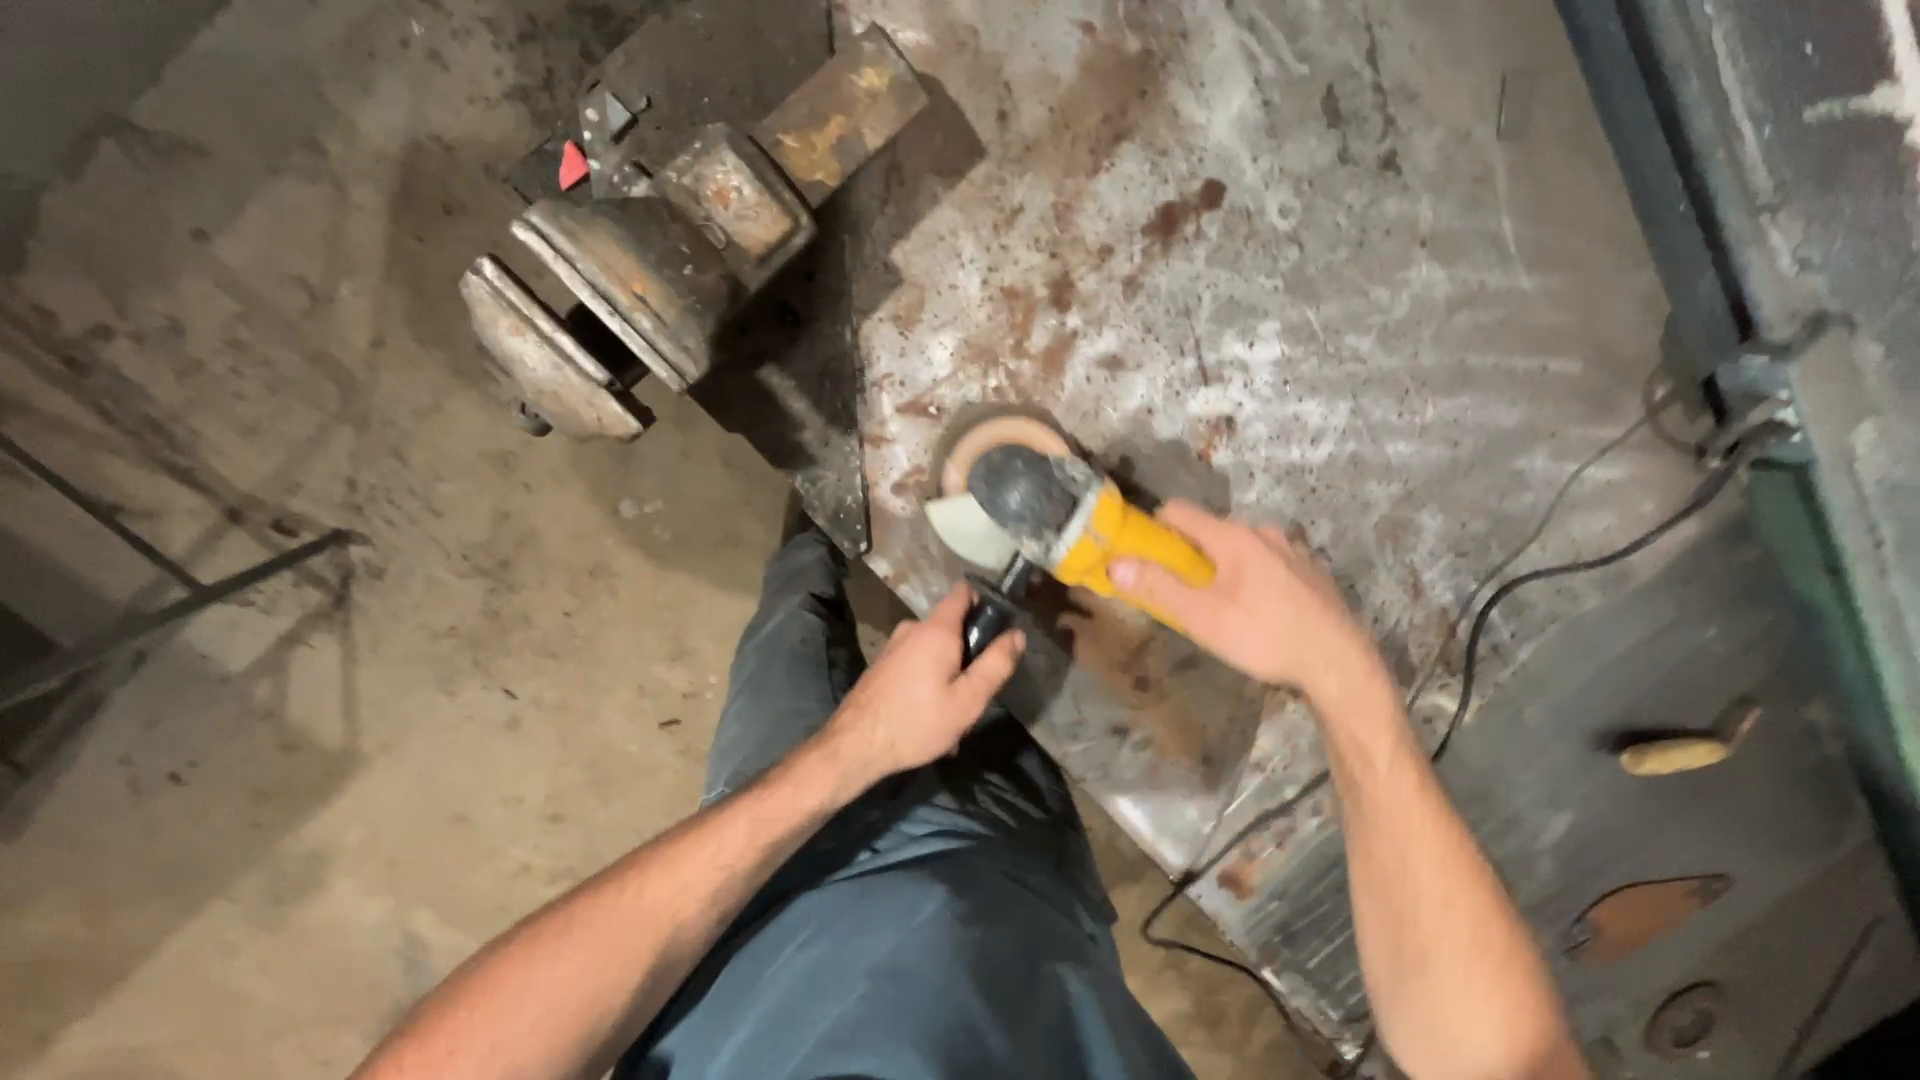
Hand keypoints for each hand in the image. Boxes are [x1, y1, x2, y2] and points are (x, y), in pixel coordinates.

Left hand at [817, 583, 1024, 785]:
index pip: (963, 592)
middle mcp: (912, 629)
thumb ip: (996, 664)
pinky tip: (929, 719)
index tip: (997, 631)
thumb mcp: (968, 700)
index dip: (984, 604)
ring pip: (934, 651)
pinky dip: (928, 684)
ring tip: (952, 716)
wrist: (855, 745)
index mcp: (936, 630)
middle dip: (968, 654)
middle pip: (951, 627)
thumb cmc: (917, 722)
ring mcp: (893, 646)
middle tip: (975, 692)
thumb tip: (1016, 634)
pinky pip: (916, 665)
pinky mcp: (882, 665)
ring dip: (948, 676)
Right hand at [1109, 500, 1388, 705]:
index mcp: (1233, 536)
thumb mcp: (1202, 618)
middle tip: (1182, 593)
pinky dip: (1253, 577)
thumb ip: (1158, 587)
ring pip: (1241, 548)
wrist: (1339, 662)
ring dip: (1223, 567)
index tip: (1144, 556)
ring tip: (1222, 606)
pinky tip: (1260, 611)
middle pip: (1210, 530)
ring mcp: (1292, 549)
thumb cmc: (1264, 637)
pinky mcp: (1310, 570)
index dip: (1154, 528)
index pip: (1179, 511)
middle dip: (1190, 554)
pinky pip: (1267, 562)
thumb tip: (1115, 564)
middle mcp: (1263, 531)